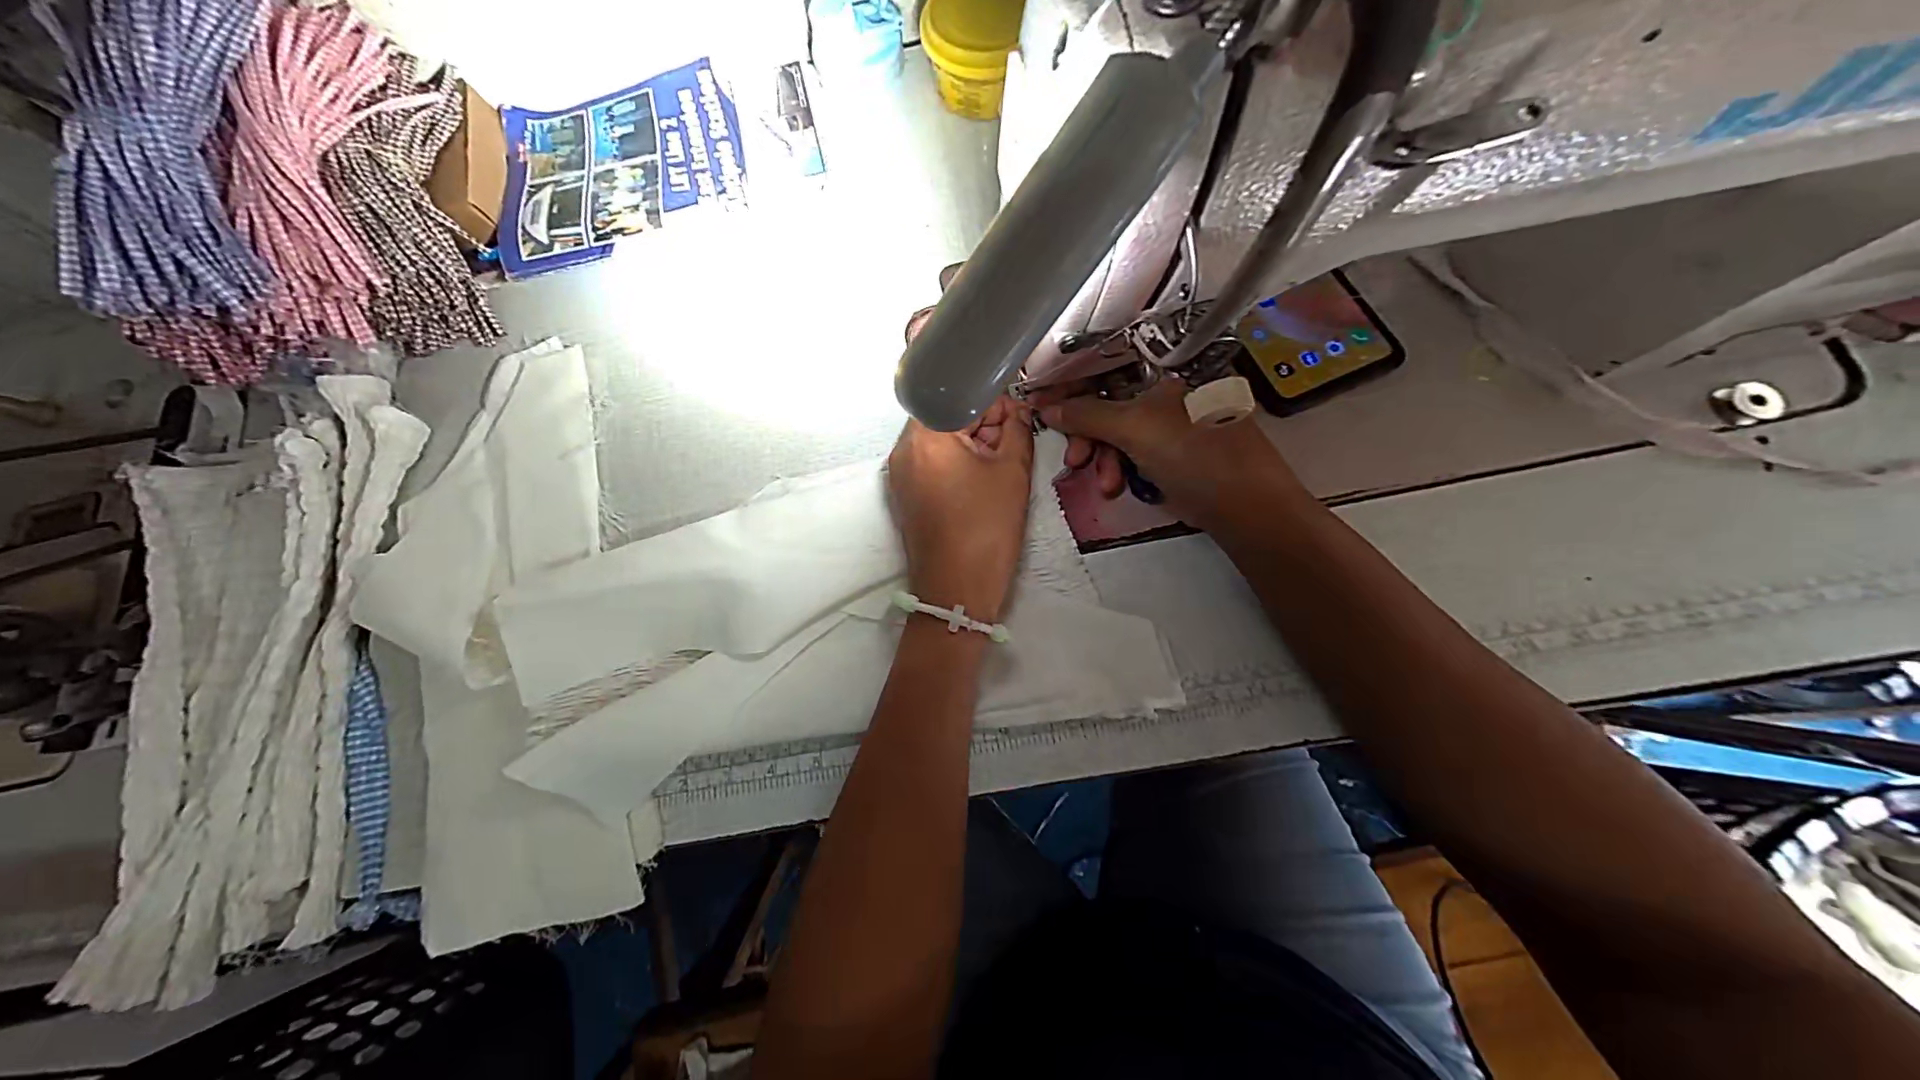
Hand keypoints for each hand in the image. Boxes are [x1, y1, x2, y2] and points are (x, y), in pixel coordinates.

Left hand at [887, 396, 1034, 623]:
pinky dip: (955, 462)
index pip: (960, 395)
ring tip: (997, 466)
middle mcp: (903, 450)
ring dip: (969, 442)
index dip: (994, 402)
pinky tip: (980, 482)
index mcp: (925, 436)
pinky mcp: (905, 494)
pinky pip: (931, 462)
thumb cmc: (984, 531)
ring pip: (938, 439)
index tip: (1017, 417)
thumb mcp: (1011, 472)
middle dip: (981, 422)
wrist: (956, 589)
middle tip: (1011, 442)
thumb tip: (1017, 412)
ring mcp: (900, 473)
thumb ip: (1017, 430)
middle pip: (945, 414)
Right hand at [1032, 379, 1308, 532]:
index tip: (1045, 406)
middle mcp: (1170, 396)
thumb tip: (1050, 408)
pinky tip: (1120, 486)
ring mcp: (1174, 428)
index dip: (1074, 387)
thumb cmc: (1198, 456)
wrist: (1246, 508)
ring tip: (1106, 483)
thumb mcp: (1136, 429)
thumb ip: (1088, 415)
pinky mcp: (1176, 457)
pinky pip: (1134, 456)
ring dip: (1104, 459)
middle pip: (1110, 406)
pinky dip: (1122, 470)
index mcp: (1167, 374)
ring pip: (1120, 435)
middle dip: (1088, 434)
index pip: (1108, 370)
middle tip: (1075, 458)